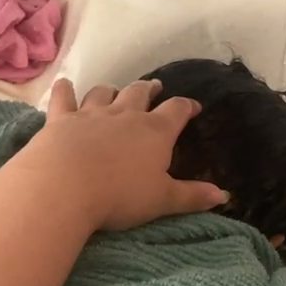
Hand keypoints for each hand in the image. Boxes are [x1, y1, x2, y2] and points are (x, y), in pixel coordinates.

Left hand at [10, 79, 228, 231]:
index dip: (186, 107)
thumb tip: (224, 196)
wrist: (65, 187)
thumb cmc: (120, 196)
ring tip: (114, 90)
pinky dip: (65, 90)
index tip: (193, 107)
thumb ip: (192, 196)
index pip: (176, 111)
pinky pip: (64, 97)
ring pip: (104, 93)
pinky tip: (65, 85)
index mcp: (155, 132)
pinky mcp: (61, 119)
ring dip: (111, 90)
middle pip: (139, 93)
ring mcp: (91, 114)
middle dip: (149, 89)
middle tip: (153, 87)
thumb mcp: (162, 200)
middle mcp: (124, 115)